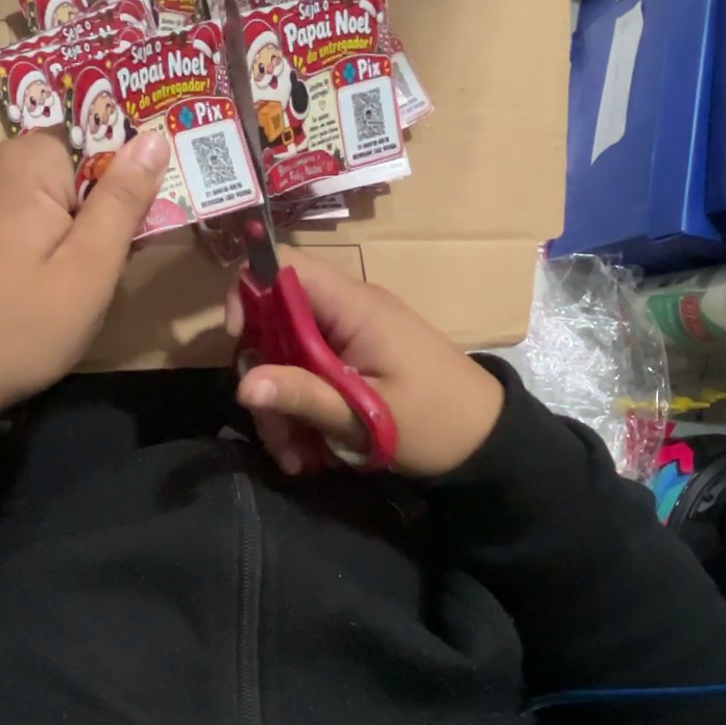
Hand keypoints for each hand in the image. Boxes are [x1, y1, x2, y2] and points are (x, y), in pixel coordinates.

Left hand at [0, 130, 168, 419]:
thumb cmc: (24, 326)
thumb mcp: (90, 267)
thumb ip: (125, 199)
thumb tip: (156, 137)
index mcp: (23, 160)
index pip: (101, 143)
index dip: (126, 188)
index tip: (133, 235)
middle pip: (77, 168)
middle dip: (101, 214)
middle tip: (104, 268)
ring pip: (56, 194)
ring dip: (78, 232)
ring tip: (73, 281)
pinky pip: (28, 211)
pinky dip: (48, 240)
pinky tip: (44, 281)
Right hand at [227, 249, 504, 477]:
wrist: (486, 441)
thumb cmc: (433, 422)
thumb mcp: (363, 417)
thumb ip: (303, 397)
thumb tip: (243, 385)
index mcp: (354, 307)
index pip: (286, 267)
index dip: (251, 293)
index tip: (239, 341)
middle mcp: (347, 311)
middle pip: (276, 323)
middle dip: (266, 378)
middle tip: (275, 434)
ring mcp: (350, 335)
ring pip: (287, 356)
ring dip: (282, 407)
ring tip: (296, 458)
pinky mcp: (352, 359)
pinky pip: (309, 373)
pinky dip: (302, 409)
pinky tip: (309, 452)